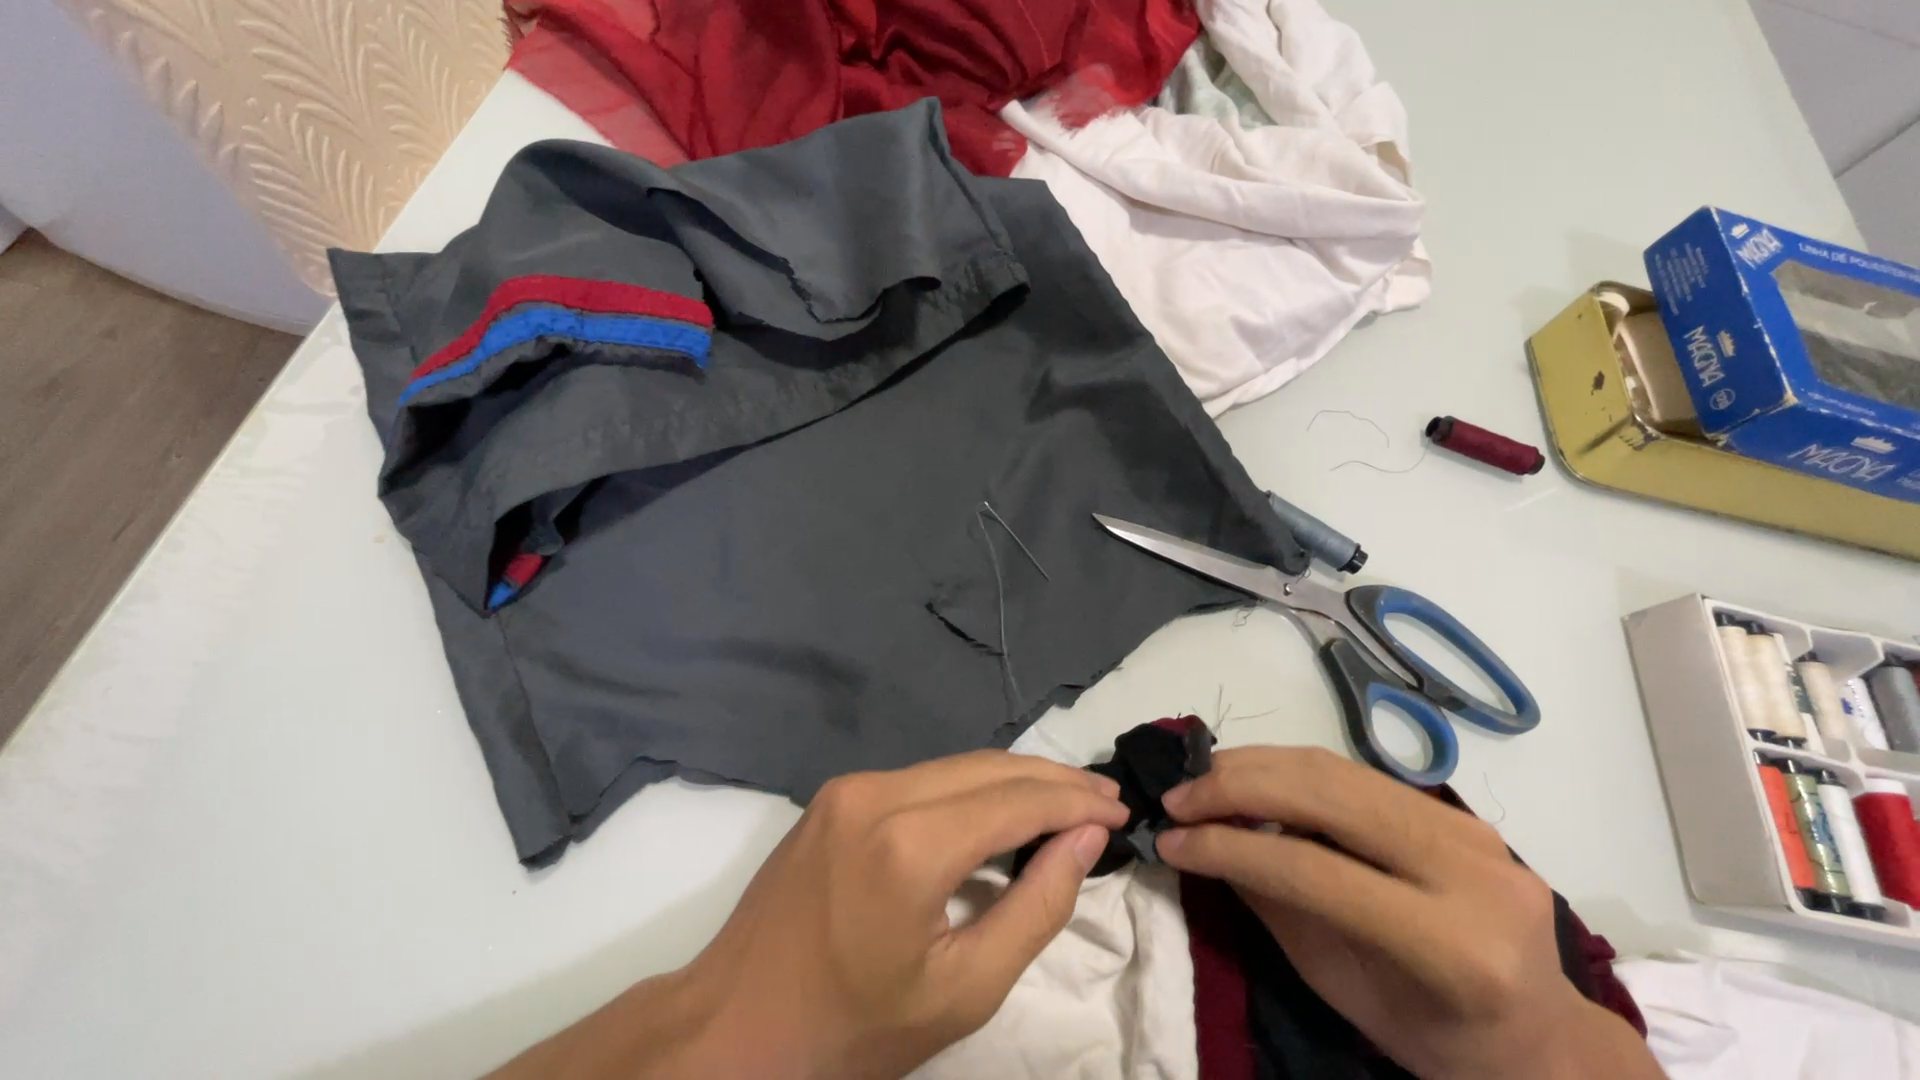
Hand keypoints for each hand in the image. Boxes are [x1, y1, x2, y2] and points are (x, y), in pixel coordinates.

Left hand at [489, 750, 1127, 1079]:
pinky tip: (1000, 811)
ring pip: (956, 766)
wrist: (735, 1025)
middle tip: (1105, 801)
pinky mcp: (834, 795)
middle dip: (1054, 781)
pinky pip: (922, 778)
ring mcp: (850, 787)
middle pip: (989, 768)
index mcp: (910, 844)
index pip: (1018, 799)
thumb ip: (1037, 906)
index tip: (1123, 809)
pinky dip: (971, 789)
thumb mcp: (965, 989)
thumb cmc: (855, 1027)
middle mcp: (878, 793)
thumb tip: (1085, 836)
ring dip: (1015, 781)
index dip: (1077, 800)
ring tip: (1067, 803)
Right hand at [1155, 747, 1661, 1079]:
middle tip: (1177, 797)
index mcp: (1450, 944)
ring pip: (1338, 769)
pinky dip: (1290, 770)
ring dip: (1256, 765)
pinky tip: (1251, 779)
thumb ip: (1277, 911)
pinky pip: (1357, 774)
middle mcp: (1469, 870)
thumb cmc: (1433, 1039)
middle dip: (1235, 787)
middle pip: (1326, 797)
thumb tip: (1208, 844)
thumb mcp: (1343, 992)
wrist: (1537, 1036)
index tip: (1169, 839)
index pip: (1314, 870)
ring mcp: (1470, 830)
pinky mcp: (1459, 811)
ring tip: (1202, 779)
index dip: (1229, 847)